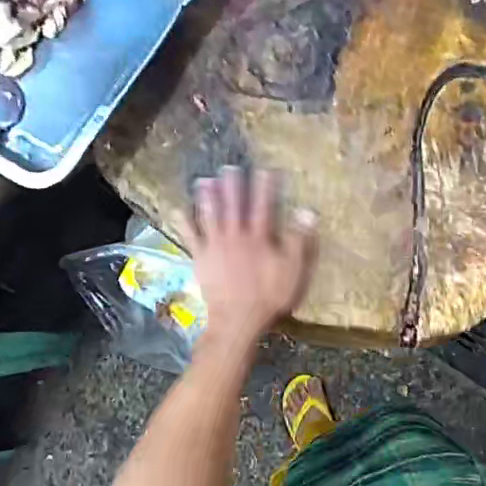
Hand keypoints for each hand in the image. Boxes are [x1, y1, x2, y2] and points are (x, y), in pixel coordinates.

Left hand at [179, 167, 316, 341]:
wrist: (238, 318)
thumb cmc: (269, 296)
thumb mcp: (292, 270)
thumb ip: (298, 240)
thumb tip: (307, 212)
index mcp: (259, 238)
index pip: (264, 207)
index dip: (264, 188)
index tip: (264, 170)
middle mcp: (236, 236)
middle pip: (234, 206)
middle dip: (232, 185)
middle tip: (229, 168)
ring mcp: (216, 245)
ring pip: (211, 215)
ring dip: (208, 196)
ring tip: (204, 180)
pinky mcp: (201, 257)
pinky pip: (191, 236)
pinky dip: (184, 222)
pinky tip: (178, 210)